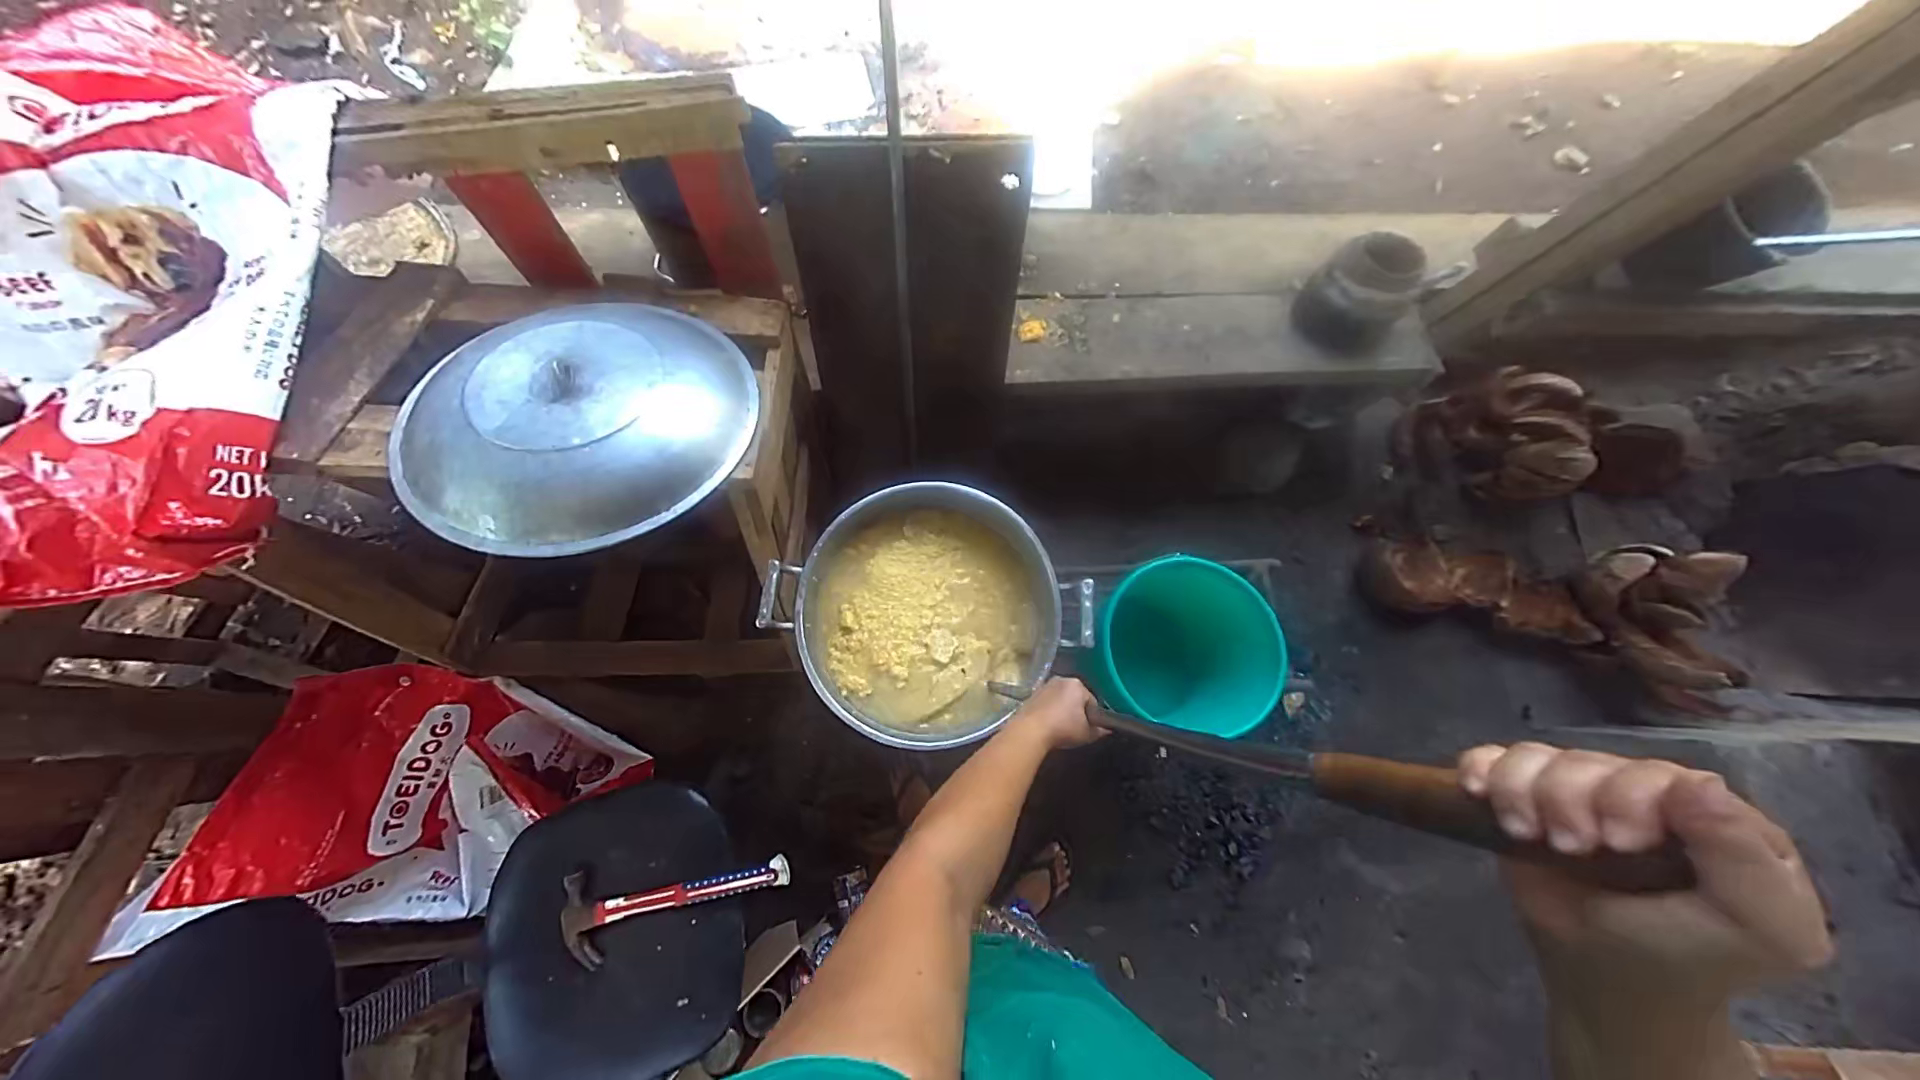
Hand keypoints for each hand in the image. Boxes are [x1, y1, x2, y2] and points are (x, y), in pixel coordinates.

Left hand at [1006, 678, 1104, 750]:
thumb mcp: (1087, 734)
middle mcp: (1061, 679)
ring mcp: (1044, 686)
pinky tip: (1048, 726)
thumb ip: (1099, 730)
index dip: (1093, 717)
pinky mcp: (1031, 694)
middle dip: (1076, 711)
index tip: (1089, 729)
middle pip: (1075, 698)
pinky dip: (1049, 712)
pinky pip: (1047, 703)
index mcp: (1077, 684)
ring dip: (1062, 711)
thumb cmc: (1063, 728)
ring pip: (1060, 700)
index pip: (1092, 701)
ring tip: (1061, 729)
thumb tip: (1106, 730)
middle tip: (1075, 729)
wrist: (1030, 730)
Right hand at [1458, 743, 1831, 1001]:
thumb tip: (1700, 782)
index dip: (1628, 797)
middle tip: (1569, 847)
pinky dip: (1480, 768)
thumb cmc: (1688, 955)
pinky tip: (1476, 793)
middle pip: (1587, 762)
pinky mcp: (1521, 793)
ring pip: (1535, 757)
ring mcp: (1574, 789)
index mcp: (1708, 813)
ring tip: (1524, 834)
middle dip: (1566, 800)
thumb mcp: (1757, 928)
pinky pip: (1492, 757)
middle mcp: (1637, 790)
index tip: (1616, 844)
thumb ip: (1743, 859)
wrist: (1606, 978)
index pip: (1659, 773)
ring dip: (1518, 791)